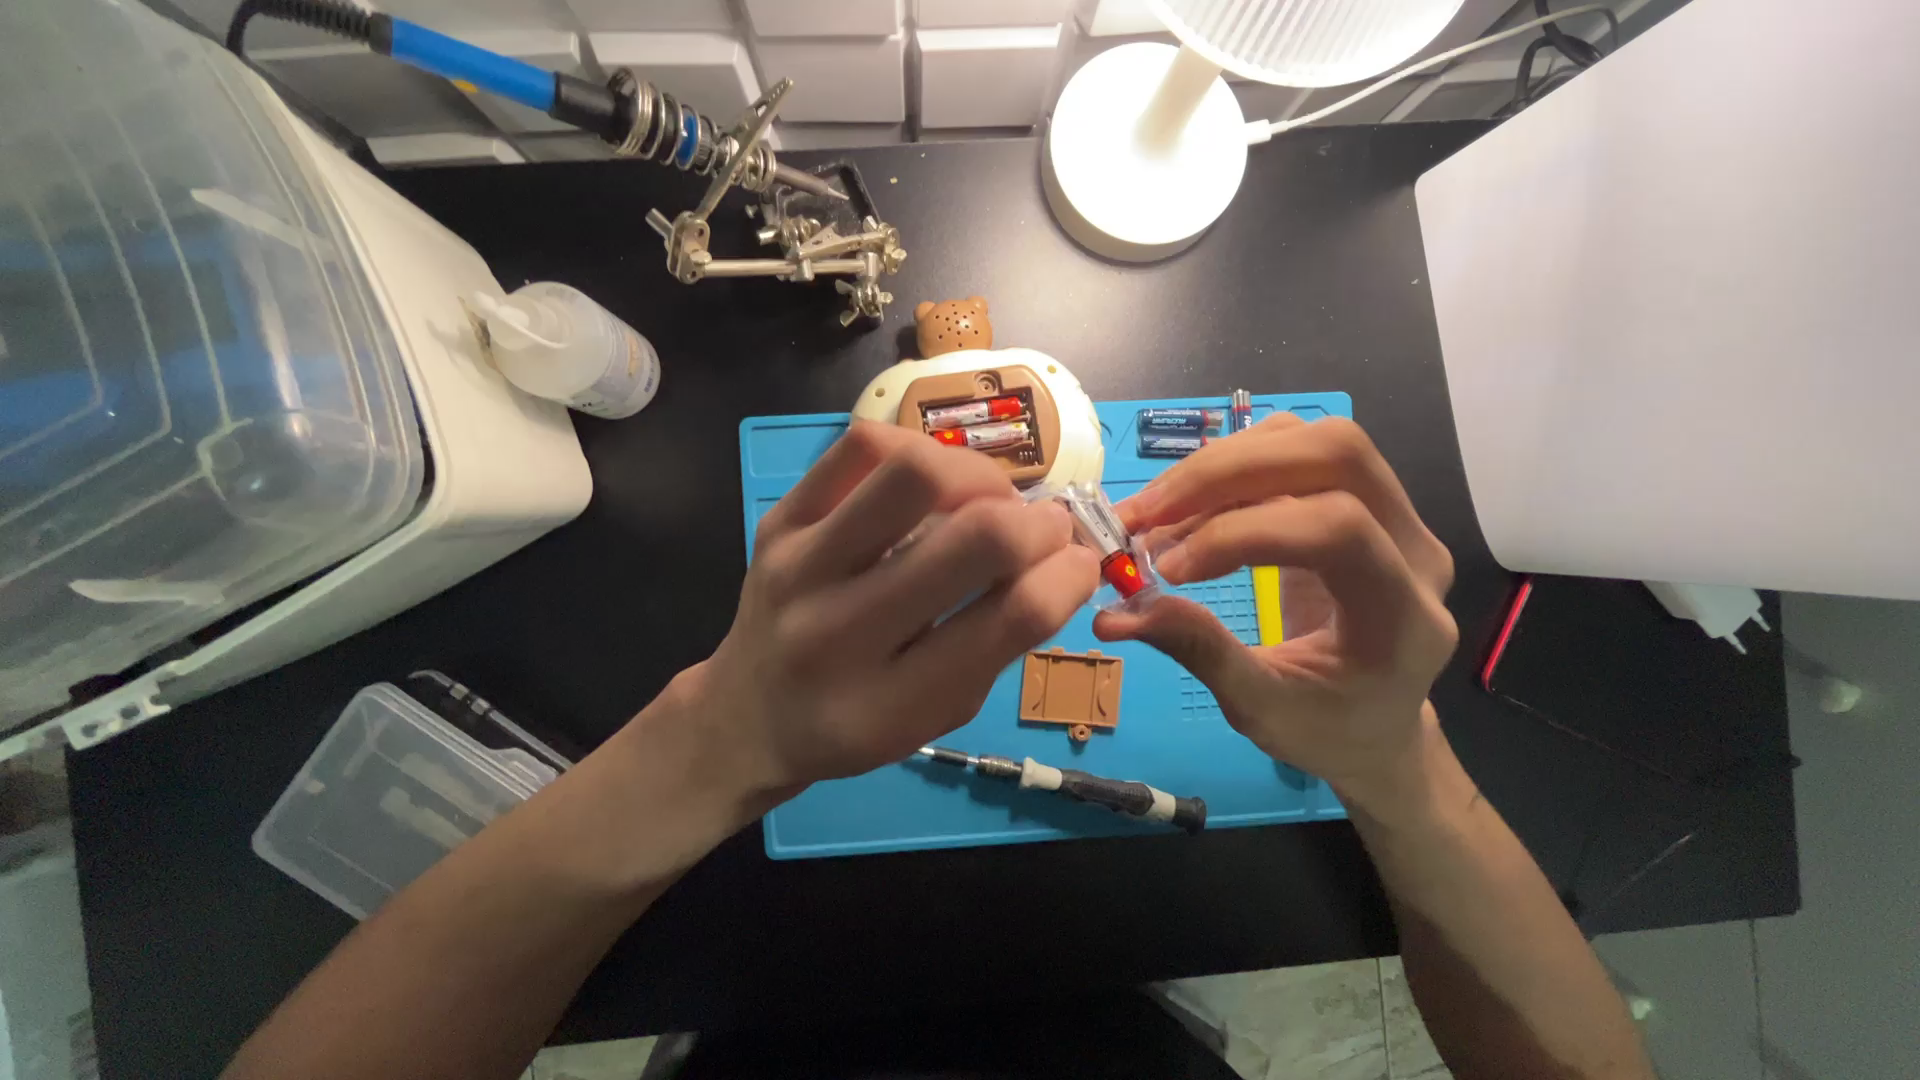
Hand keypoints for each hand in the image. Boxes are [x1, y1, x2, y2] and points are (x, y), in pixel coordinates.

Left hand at [686, 421, 1099, 792]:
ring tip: (987, 500)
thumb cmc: (855, 723)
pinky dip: (917, 449)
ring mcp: (799, 567)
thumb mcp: (937, 713)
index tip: (1081, 563)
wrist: (748, 713)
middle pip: (975, 539)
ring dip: (980, 477)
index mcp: (893, 703)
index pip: (1013, 616)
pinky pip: (859, 448)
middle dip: (1037, 524)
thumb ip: (1000, 641)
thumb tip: (1064, 554)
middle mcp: (841, 632)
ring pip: (914, 474)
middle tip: (1042, 529)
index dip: (1070, 576)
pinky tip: (932, 479)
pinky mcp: (778, 521)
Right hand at [1093, 414, 1456, 804]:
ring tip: (1156, 512)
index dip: (1241, 532)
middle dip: (1226, 471)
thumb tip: (1116, 612)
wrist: (1375, 729)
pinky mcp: (1361, 505)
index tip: (1165, 571)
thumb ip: (1200, 652)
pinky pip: (1298, 455)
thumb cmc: (1326, 731)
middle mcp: (1416, 549)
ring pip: (1313, 440)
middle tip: (1146, 514)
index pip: (1337, 528)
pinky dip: (1232, 468)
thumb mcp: (1260, 710)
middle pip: (1335, 454)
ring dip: (1222, 464)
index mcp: (1404, 615)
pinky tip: (1187, 509)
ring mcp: (1395, 518)